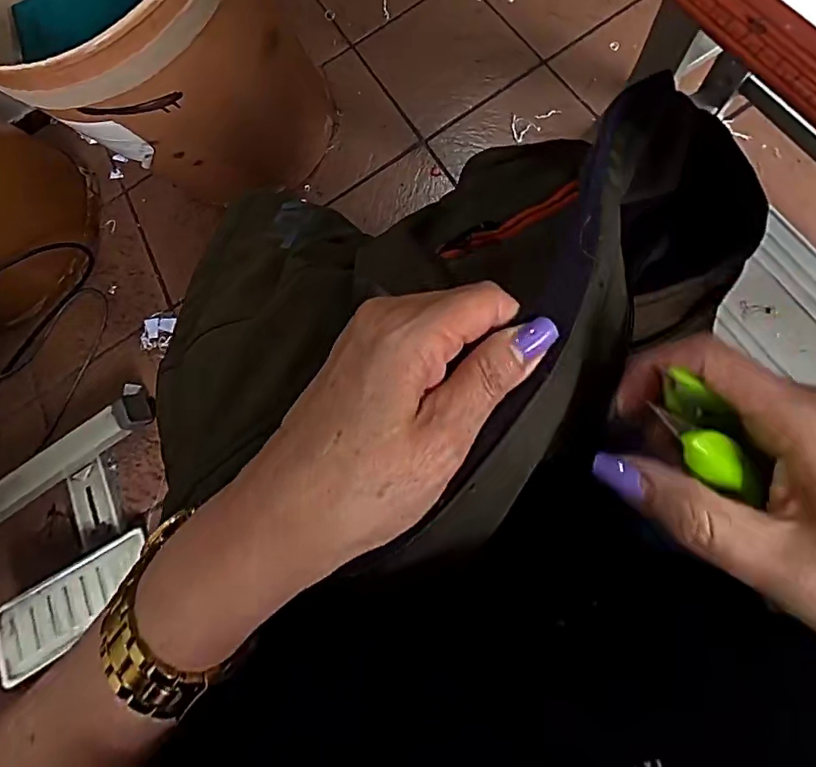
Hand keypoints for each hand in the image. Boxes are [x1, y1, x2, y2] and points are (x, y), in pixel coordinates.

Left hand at [133, 284, 556, 675]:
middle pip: (464, 306)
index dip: (513, 334)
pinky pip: (414, 334)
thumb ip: (492, 377)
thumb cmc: (365, 489)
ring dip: (456, 359)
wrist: (278, 517)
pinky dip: (430, 362)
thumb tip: (536, 332)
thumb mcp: (443, 439)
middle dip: (483, 348)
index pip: (490, 298)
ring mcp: (363, 327)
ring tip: (437, 417)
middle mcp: (383, 312)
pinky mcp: (354, 345)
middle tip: (466, 413)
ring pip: (441, 319)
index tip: (508, 384)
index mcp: (408, 330)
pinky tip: (412, 409)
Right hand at [598, 333, 815, 670]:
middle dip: (671, 425)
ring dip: (700, 454)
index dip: (648, 372)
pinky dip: (727, 467)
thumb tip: (615, 469)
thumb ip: (687, 511)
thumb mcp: (773, 563)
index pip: (704, 355)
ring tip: (705, 511)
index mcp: (803, 417)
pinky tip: (739, 515)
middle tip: (657, 482)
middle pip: (714, 385)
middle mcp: (810, 407)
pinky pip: (754, 438)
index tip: (618, 418)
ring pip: (729, 415)